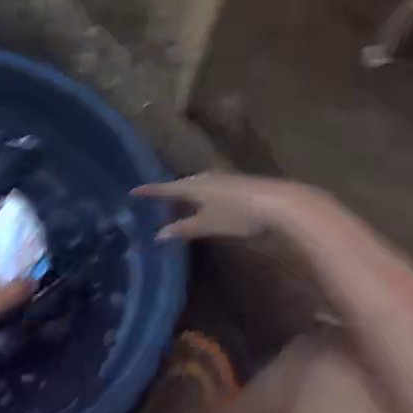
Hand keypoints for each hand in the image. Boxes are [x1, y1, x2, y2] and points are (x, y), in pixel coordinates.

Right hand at [134, 173, 313, 240]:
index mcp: (193, 185)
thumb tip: (159, 234)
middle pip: (181, 184)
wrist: (279, 203)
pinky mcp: (236, 184)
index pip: (164, 187)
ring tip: (176, 205)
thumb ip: (183, 229)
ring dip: (185, 195)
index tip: (133, 191)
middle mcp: (204, 177)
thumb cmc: (238, 214)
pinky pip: (208, 188)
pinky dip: (199, 196)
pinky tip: (203, 204)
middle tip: (155, 204)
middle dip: (168, 193)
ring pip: (196, 186)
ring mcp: (222, 179)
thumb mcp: (208, 225)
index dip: (149, 191)